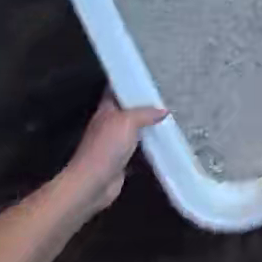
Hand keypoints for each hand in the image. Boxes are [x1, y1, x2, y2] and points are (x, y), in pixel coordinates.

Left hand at [60, 92, 166, 212]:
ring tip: (169, 117)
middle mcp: (109, 123)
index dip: (129, 83)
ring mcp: (114, 142)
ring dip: (148, 125)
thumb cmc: (106, 146)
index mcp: (106, 110)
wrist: (93, 182)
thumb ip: (145, 113)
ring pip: (134, 128)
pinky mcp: (121, 159)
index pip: (116, 90)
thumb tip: (163, 110)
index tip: (148, 78)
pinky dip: (149, 144)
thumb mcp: (127, 121)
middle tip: (166, 97)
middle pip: (128, 109)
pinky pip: (138, 147)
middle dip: (144, 104)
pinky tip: (163, 141)